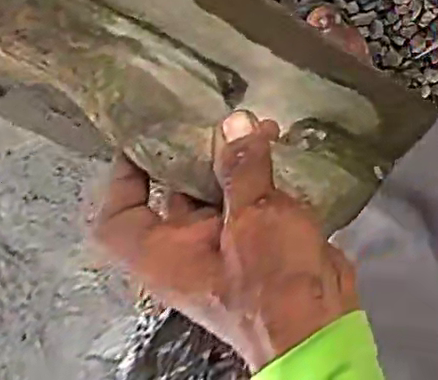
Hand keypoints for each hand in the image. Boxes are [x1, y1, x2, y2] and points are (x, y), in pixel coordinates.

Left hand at [92, 110, 359, 369]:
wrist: (317, 323)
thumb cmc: (271, 279)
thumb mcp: (254, 217)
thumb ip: (243, 168)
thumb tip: (234, 120)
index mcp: (167, 253)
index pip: (120, 217)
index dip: (122, 177)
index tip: (143, 136)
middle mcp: (188, 250)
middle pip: (176, 194)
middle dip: (198, 153)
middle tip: (221, 114)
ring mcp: (226, 246)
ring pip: (220, 193)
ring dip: (239, 159)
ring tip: (265, 126)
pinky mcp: (261, 242)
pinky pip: (253, 200)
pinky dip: (264, 173)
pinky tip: (287, 150)